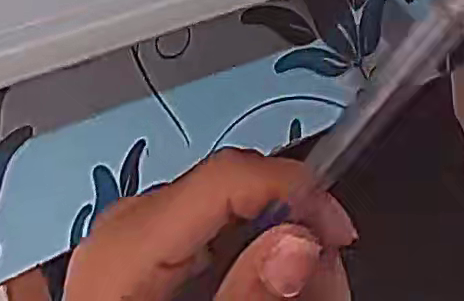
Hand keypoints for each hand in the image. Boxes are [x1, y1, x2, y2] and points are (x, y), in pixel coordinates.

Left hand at [63, 148, 354, 300]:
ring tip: (302, 287)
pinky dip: (247, 254)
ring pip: (231, 208)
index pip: (227, 175)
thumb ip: (245, 293)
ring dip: (275, 242)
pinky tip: (261, 286)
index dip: (292, 187)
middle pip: (236, 189)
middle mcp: (129, 219)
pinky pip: (211, 230)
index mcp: (127, 240)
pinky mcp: (144, 245)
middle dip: (291, 224)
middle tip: (327, 275)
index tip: (337, 228)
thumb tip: (300, 239)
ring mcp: (135, 229)